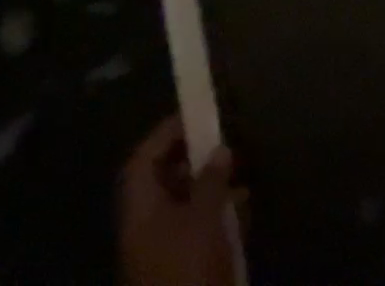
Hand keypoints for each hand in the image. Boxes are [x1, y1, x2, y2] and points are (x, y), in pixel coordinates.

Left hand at [117, 117, 243, 285]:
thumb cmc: (189, 270)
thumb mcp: (204, 219)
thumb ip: (211, 181)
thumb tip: (219, 149)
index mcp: (140, 211)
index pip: (143, 161)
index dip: (165, 135)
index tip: (197, 114)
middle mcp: (145, 227)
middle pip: (162, 181)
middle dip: (191, 159)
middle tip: (224, 140)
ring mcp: (161, 250)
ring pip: (181, 204)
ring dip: (208, 185)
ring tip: (241, 171)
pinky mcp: (181, 268)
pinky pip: (195, 228)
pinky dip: (216, 213)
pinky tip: (243, 208)